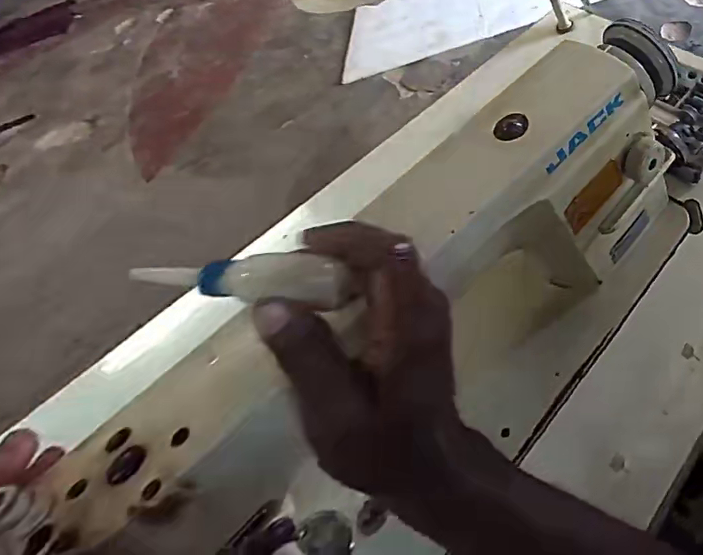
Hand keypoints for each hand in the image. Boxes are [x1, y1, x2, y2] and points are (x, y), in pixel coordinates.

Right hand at [252, 222, 461, 503]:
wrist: (431, 463)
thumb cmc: (382, 444)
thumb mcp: (334, 413)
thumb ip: (307, 357)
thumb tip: (271, 304)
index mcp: (411, 318)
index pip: (388, 255)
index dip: (348, 240)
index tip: (303, 244)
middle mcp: (427, 302)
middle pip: (392, 252)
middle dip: (343, 246)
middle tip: (293, 261)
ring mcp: (429, 309)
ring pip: (393, 264)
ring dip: (350, 261)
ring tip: (303, 277)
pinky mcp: (424, 319)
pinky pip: (393, 282)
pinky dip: (359, 278)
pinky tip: (329, 300)